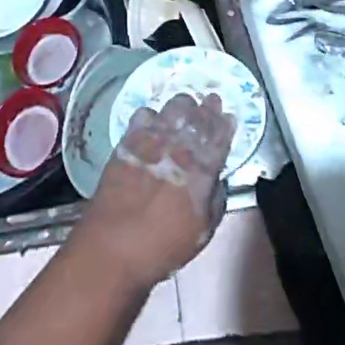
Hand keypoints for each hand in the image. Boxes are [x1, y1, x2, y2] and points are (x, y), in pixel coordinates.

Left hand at [69, 93, 234, 289]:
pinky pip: (141, 117)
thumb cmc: (165, 244)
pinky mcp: (126, 142)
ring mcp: (149, 142)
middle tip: (210, 100)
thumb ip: (214, 197)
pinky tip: (154, 115)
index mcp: (201, 170)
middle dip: (205, 109)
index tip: (228, 114)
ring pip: (169, 111)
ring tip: (186, 103)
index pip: (217, 139)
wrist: (116, 240)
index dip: (223, 124)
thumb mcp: (204, 229)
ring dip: (181, 105)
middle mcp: (176, 149)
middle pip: (194, 119)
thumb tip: (216, 177)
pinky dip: (151, 113)